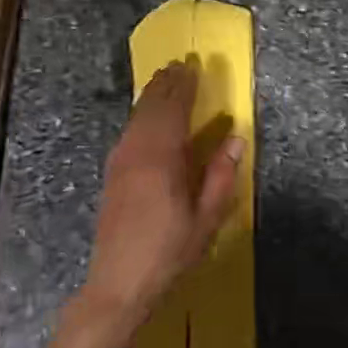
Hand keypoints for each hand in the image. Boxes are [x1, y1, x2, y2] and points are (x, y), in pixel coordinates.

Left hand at [85, 60, 244, 317]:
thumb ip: (221, 176)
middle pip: (150, 107)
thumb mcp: (206, 219)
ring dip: (151, 96)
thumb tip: (235, 139)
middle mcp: (136, 152)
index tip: (193, 66)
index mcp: (161, 158)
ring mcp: (120, 162)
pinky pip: (129, 131)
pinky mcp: (113, 174)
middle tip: (178, 64)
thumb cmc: (169, 252)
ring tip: (163, 80)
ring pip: (136, 118)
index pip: (173, 110)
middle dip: (165, 84)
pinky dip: (140, 115)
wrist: (118, 283)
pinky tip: (146, 117)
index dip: (184, 87)